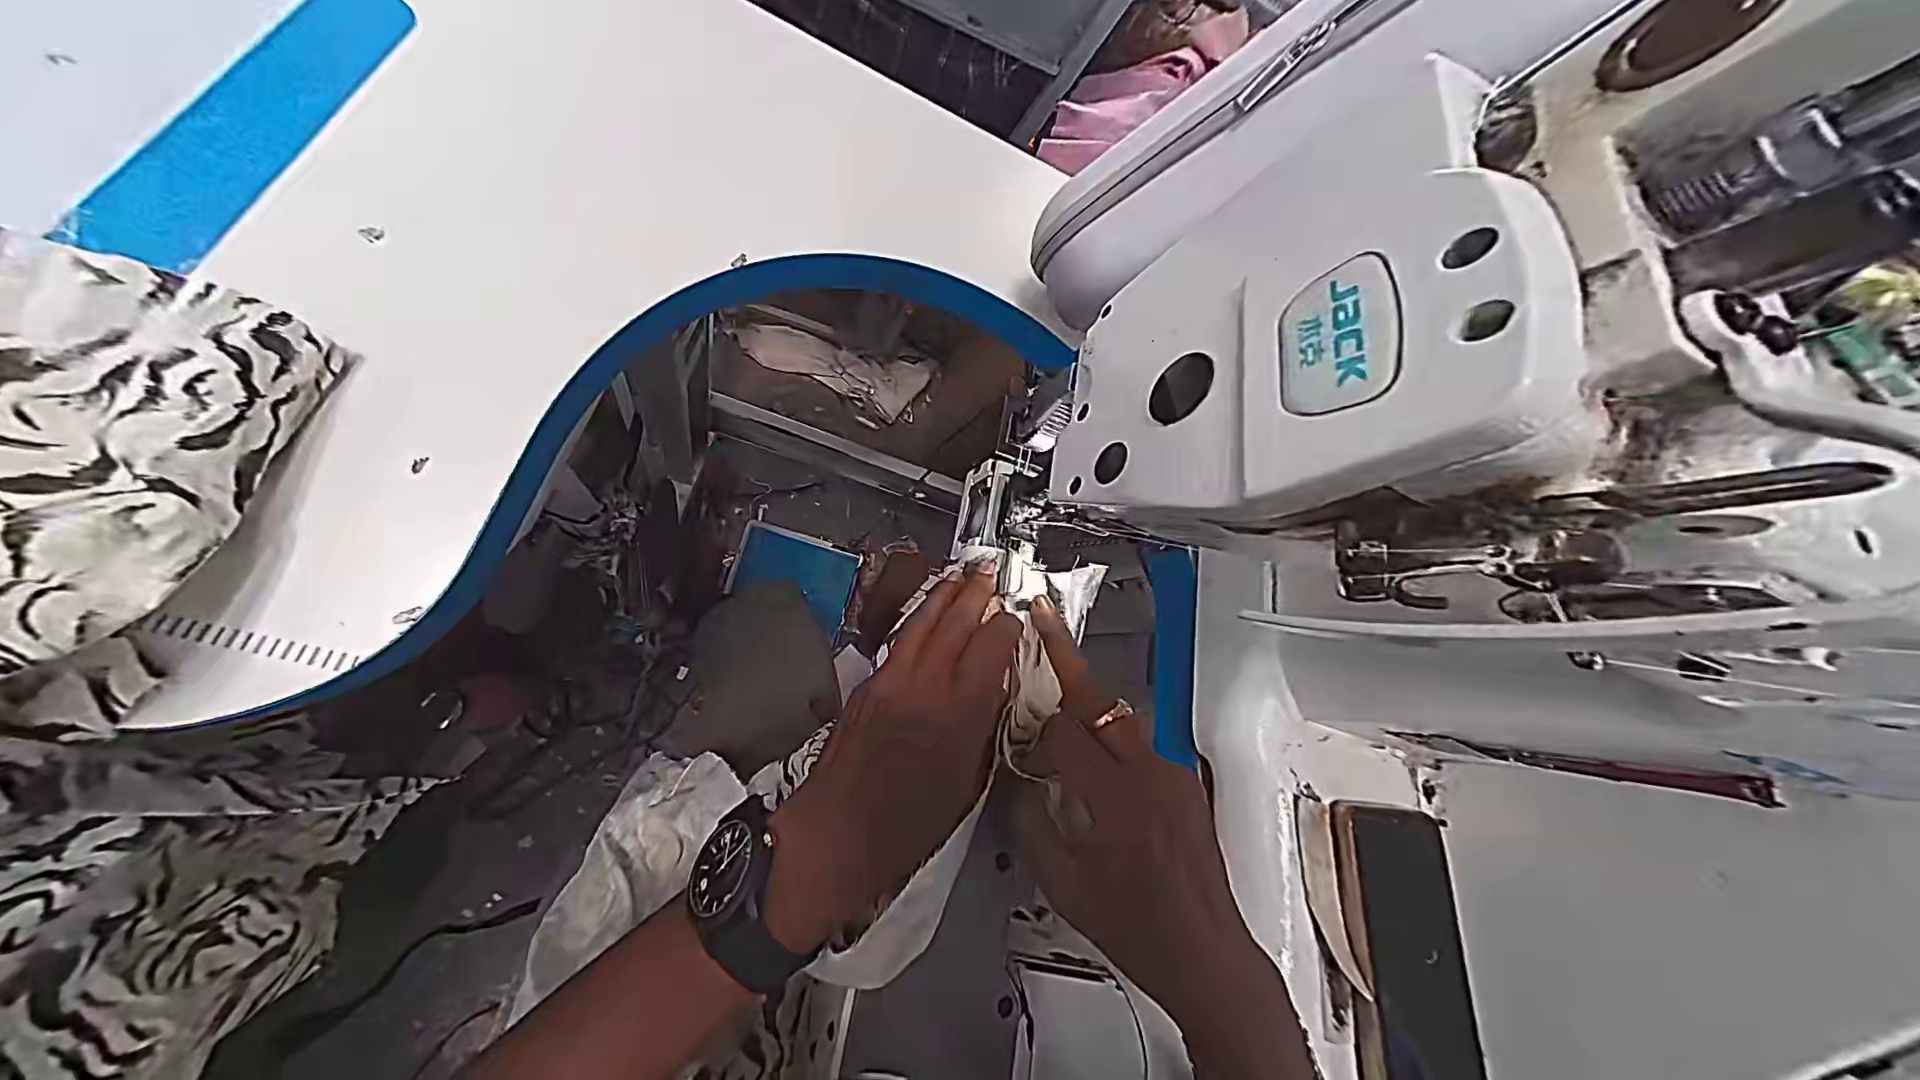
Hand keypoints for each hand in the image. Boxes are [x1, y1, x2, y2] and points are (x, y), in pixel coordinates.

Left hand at [765, 560, 1021, 952]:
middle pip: (956, 622)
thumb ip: (983, 726)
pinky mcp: (867, 685)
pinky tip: (927, 609)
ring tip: (961, 574)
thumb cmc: (907, 825)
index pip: (991, 648)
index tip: (1016, 618)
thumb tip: (995, 690)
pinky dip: (918, 617)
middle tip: (990, 571)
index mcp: (959, 712)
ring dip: (945, 594)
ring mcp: (892, 680)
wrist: (838, 833)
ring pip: (923, 622)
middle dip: (977, 592)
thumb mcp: (968, 780)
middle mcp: (926, 686)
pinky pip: (900, 639)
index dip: (1007, 627)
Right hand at [1019, 600, 1313, 1077]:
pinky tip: (1098, 754)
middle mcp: (1149, 774)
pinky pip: (1140, 738)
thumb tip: (1017, 779)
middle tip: (1044, 618)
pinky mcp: (1185, 778)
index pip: (1064, 732)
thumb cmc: (1135, 928)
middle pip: (1098, 698)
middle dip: (1065, 655)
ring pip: (1121, 713)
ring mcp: (1173, 772)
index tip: (1019, 735)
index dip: (1035, 729)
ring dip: (1088, 701)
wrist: (1205, 951)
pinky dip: (1112, 733)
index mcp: (1115, 802)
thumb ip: (1031, 822)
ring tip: (1062, 696)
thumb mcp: (1064, 885)